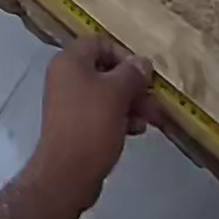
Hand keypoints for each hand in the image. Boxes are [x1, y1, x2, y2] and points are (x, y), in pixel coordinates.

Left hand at [19, 36, 159, 218]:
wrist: (65, 176)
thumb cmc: (90, 124)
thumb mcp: (116, 93)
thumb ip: (132, 73)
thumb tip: (144, 61)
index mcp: (70, 60)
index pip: (100, 43)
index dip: (124, 55)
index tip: (143, 73)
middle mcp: (66, 76)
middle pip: (105, 70)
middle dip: (132, 84)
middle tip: (152, 98)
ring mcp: (68, 102)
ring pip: (105, 93)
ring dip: (129, 102)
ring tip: (150, 117)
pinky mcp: (74, 125)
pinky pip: (99, 112)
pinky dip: (118, 116)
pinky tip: (137, 129)